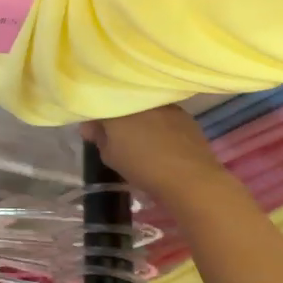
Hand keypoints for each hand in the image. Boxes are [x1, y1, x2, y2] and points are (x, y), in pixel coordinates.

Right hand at [80, 106, 233, 200]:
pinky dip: (158, 124)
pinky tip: (160, 141)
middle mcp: (142, 103)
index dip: (93, 120)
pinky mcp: (186, 117)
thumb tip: (91, 127)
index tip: (92, 134)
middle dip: (117, 117)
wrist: (191, 179)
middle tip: (115, 136)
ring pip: (145, 110)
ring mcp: (166, 108)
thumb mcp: (109, 157)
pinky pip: (164, 116)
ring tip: (140, 138)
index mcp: (119, 111)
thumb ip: (98, 138)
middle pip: (123, 105)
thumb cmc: (143, 168)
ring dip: (140, 119)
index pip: (98, 107)